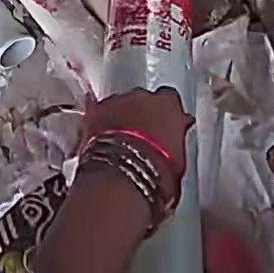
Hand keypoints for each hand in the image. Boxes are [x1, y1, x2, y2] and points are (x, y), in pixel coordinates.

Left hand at [83, 87, 190, 201]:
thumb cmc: (155, 170)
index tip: (165, 124)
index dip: (166, 113)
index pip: (169, 99)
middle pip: (143, 99)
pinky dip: (98, 117)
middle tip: (143, 135)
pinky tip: (100, 129)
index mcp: (168, 105)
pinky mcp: (95, 111)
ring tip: (121, 139)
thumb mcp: (178, 158)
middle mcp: (142, 97)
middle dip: (142, 113)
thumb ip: (175, 140)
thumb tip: (173, 145)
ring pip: (119, 103)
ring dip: (120, 116)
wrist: (124, 175)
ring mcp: (117, 102)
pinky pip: (96, 109)